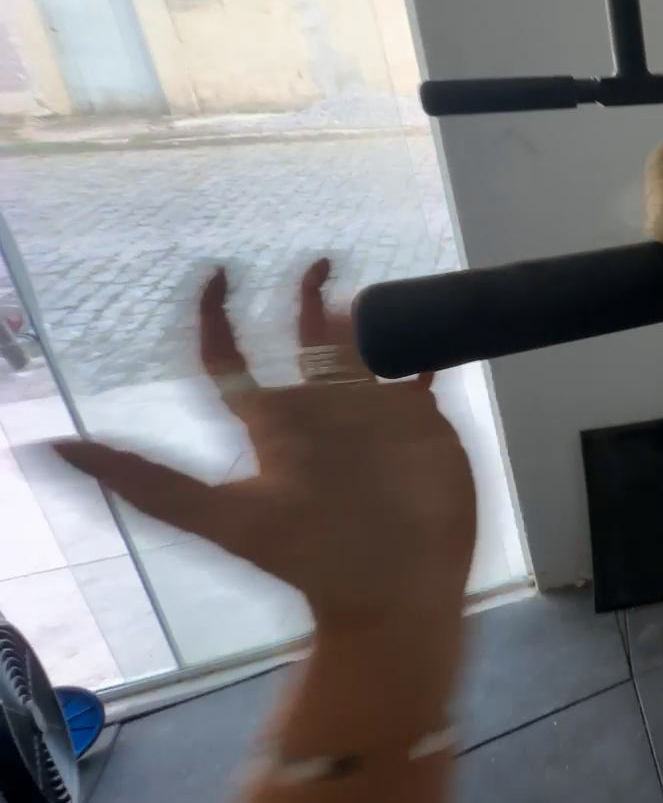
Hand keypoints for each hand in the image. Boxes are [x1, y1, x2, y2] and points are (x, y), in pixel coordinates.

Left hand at [54, 260, 476, 631]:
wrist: (395, 583)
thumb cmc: (314, 554)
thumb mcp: (223, 520)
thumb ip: (148, 483)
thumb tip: (45, 446)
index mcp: (272, 428)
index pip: (233, 362)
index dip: (218, 318)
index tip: (220, 273)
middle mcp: (319, 412)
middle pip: (305, 344)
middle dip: (305, 300)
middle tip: (319, 261)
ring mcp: (374, 414)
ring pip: (365, 350)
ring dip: (367, 317)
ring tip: (374, 289)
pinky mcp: (421, 420)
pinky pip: (420, 371)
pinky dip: (425, 348)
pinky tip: (433, 327)